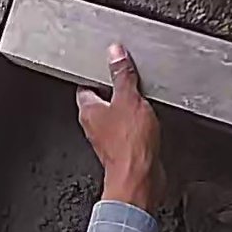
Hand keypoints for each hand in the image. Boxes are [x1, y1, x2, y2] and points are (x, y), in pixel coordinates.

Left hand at [77, 43, 162, 211]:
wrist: (140, 178)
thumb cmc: (128, 145)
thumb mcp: (128, 98)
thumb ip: (122, 75)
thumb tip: (115, 53)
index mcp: (88, 111)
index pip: (85, 87)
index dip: (96, 74)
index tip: (107, 64)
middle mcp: (94, 126)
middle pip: (101, 101)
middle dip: (114, 90)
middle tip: (127, 78)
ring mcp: (108, 139)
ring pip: (115, 116)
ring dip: (126, 107)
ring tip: (139, 96)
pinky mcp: (123, 150)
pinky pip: (128, 130)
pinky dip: (136, 123)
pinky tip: (146, 120)